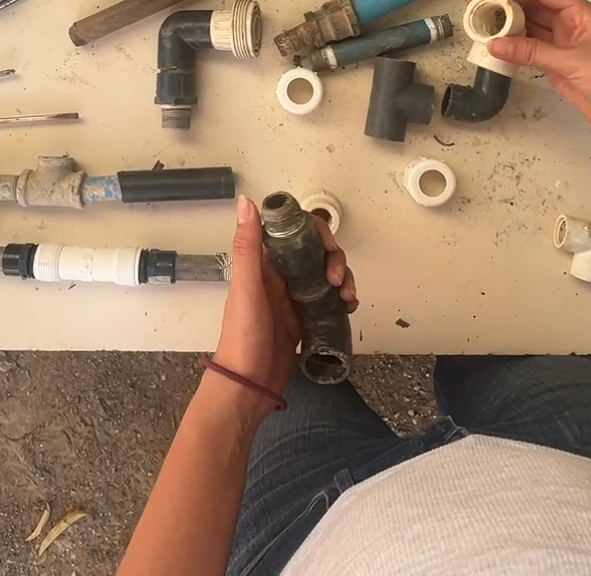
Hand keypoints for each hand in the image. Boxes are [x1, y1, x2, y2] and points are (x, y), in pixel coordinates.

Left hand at [213, 196, 356, 405]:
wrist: (248, 388)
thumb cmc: (242, 339)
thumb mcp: (246, 289)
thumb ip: (247, 247)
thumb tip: (246, 203)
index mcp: (262, 265)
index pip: (291, 233)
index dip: (314, 231)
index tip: (328, 245)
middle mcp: (278, 277)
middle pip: (314, 253)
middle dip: (333, 259)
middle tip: (337, 279)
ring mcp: (292, 298)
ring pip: (324, 275)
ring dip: (342, 278)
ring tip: (347, 297)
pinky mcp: (304, 319)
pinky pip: (328, 300)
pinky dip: (341, 299)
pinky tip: (348, 308)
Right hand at [475, 0, 590, 136]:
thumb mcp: (573, 61)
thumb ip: (532, 52)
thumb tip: (494, 44)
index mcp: (581, 13)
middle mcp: (570, 25)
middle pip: (533, 5)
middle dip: (505, 4)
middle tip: (475, 7)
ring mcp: (564, 46)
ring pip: (529, 28)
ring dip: (506, 26)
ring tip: (480, 25)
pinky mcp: (558, 67)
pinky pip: (530, 51)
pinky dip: (512, 49)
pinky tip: (495, 47)